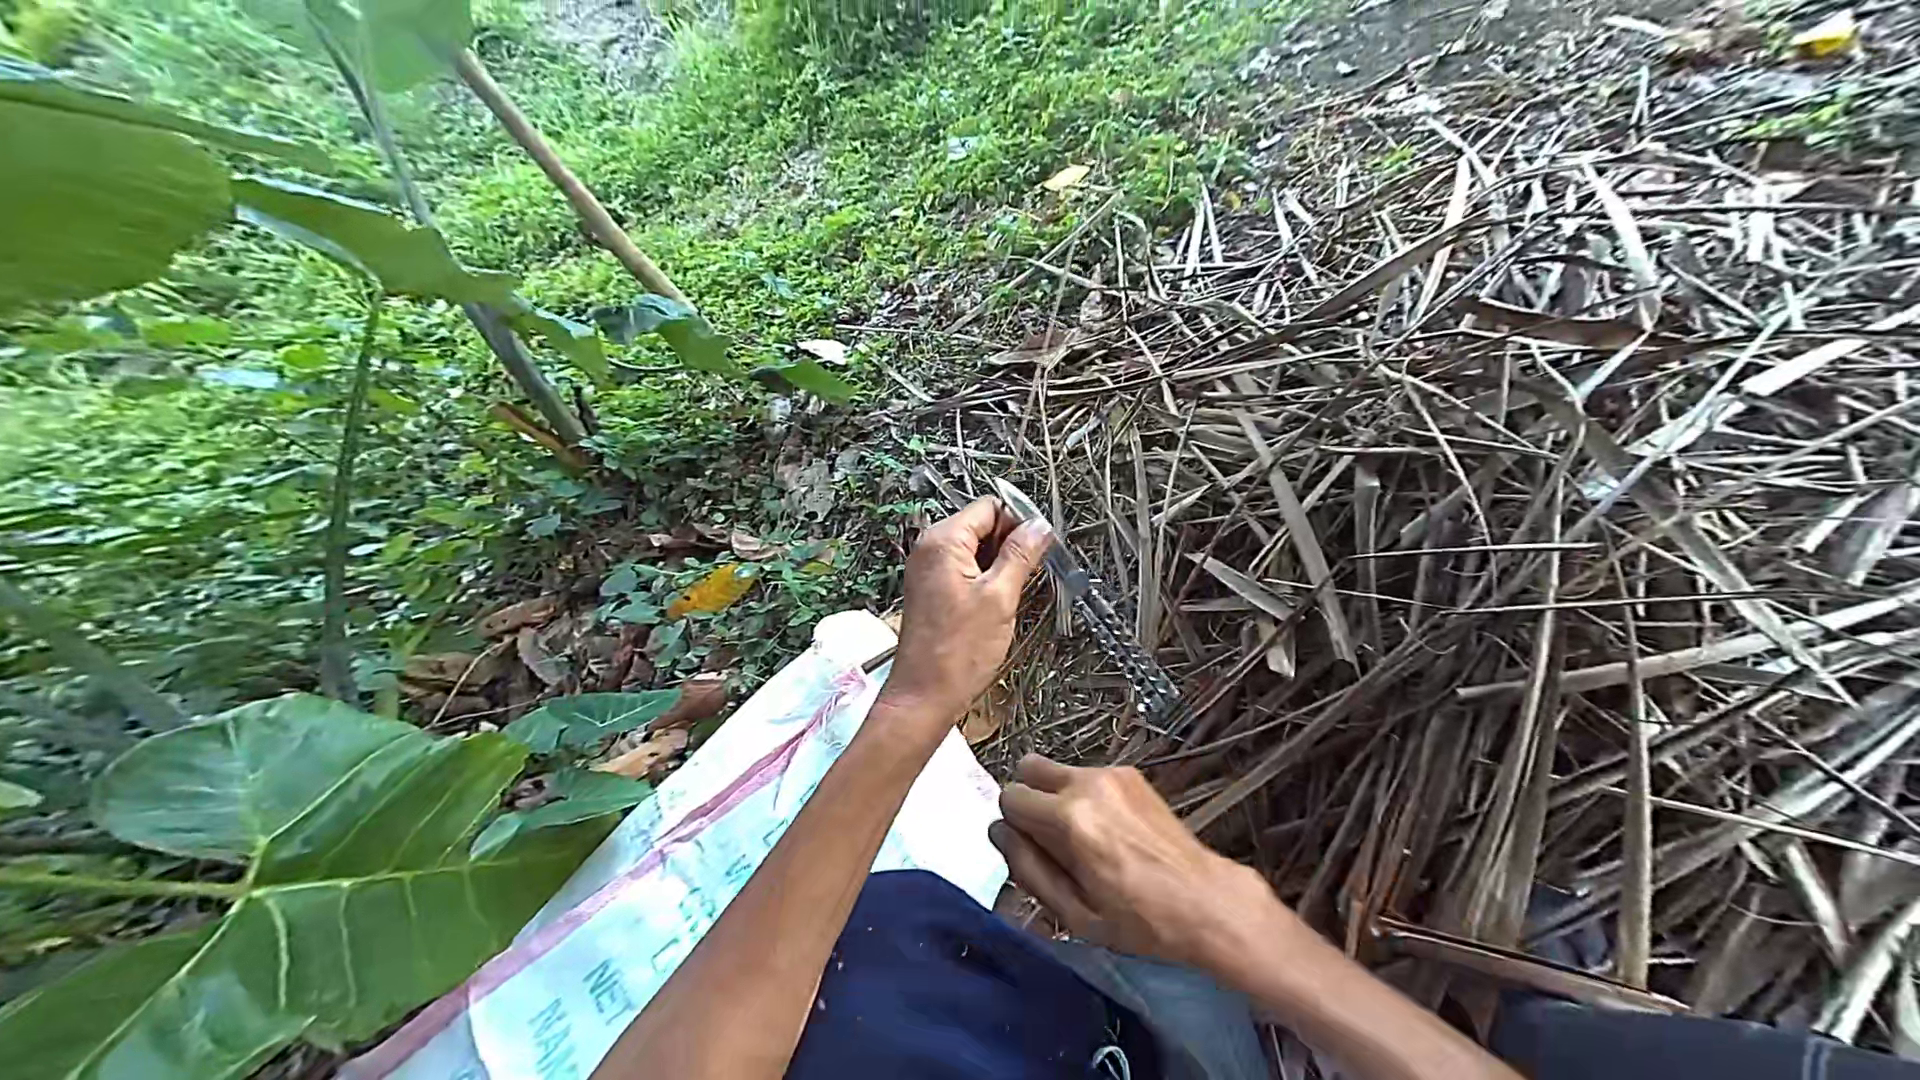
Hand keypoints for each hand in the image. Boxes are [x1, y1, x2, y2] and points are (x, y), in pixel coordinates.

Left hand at [877, 497, 1052, 724]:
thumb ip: (1021, 555)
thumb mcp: (1000, 597)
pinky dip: (986, 580)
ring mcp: (929, 571)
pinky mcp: (933, 591)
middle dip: (1010, 545)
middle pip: (982, 526)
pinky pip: (966, 571)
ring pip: (976, 550)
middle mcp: (930, 550)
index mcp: (942, 542)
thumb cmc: (955, 653)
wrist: (925, 695)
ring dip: (1000, 565)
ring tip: (1012, 594)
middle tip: (1030, 573)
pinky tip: (997, 604)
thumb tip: (1039, 527)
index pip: (989, 507)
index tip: (1039, 544)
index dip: (1019, 522)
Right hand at [991, 755, 1288, 970]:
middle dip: (1028, 797)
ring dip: (1056, 795)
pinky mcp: (1130, 773)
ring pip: (1057, 768)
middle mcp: (1087, 783)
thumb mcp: (1075, 914)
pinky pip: (1086, 775)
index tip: (1033, 849)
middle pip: (1027, 766)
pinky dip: (1084, 795)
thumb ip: (1027, 868)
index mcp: (1070, 819)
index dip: (1014, 826)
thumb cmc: (1141, 920)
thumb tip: (998, 832)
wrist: (1207, 900)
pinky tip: (1109, 829)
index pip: (1010, 797)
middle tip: (1048, 836)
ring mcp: (1111, 773)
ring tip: (1084, 836)